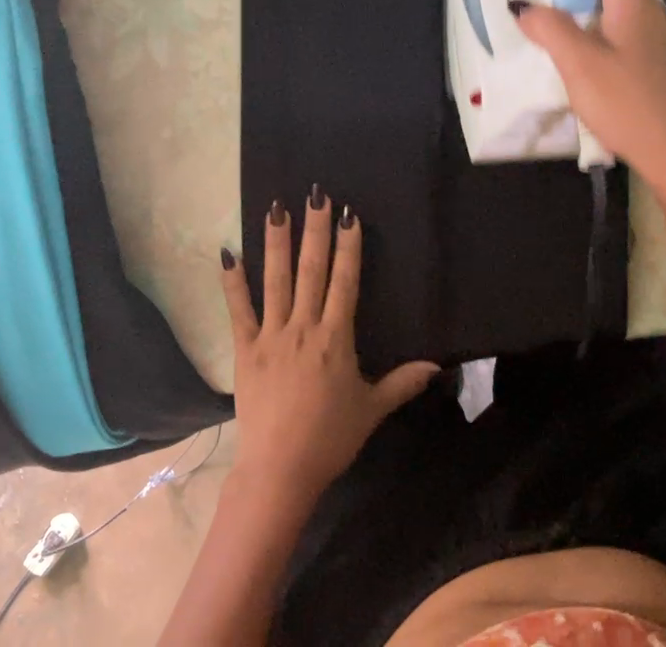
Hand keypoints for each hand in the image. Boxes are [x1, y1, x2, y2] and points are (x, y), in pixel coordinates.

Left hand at [219, 191, 439, 501]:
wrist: (280, 470)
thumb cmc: (330, 438)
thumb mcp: (372, 409)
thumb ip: (402, 382)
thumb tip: (438, 365)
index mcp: (336, 339)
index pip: (344, 282)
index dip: (348, 247)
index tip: (348, 215)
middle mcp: (303, 328)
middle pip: (311, 271)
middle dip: (314, 231)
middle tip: (315, 195)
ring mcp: (271, 337)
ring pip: (275, 281)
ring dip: (276, 243)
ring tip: (275, 208)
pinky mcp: (245, 350)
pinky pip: (239, 310)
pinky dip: (233, 282)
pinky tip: (227, 253)